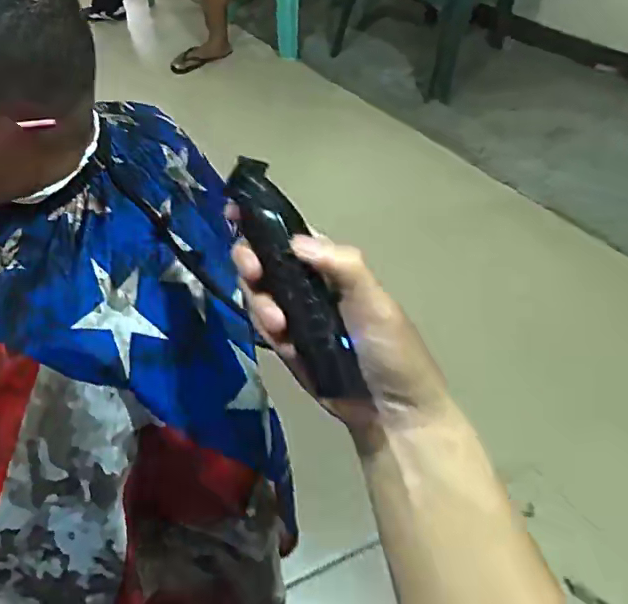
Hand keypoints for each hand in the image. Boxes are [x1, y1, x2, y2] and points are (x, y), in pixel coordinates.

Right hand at [232, 234, 452, 452]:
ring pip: (255, 290)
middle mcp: (304, 284)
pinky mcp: (283, 342)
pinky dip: (263, 325)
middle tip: (251, 270)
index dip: (259, 221)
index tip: (234, 211)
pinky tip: (281, 337)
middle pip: (261, 258)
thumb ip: (341, 265)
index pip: (288, 234)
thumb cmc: (392, 351)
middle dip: (248, 258)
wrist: (393, 417)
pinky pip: (259, 323)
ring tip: (277, 322)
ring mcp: (292, 313)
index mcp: (328, 266)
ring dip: (257, 299)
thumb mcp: (375, 302)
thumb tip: (294, 241)